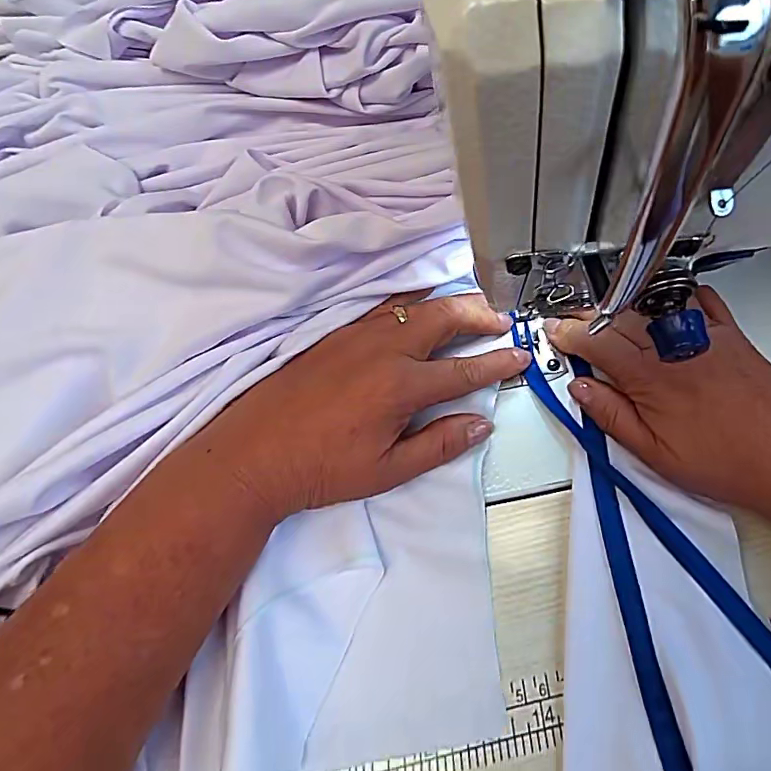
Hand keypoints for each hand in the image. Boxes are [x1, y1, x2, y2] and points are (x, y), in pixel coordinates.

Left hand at [194, 292, 531, 521]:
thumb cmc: (318, 468)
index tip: (517, 355)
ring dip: (446, 302)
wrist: (253, 453)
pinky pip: (382, 305)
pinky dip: (409, 300)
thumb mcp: (386, 470)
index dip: (496, 361)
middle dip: (478, 314)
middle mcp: (382, 350)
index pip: (463, 369)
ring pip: (413, 304)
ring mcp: (356, 334)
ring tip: (467, 307)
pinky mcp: (335, 331)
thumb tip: (478, 425)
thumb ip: (438, 444)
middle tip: (498, 321)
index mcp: (399, 387)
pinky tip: (415, 307)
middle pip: (443, 316)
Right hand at [546, 287, 770, 521]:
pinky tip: (670, 302)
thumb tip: (582, 390)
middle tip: (575, 326)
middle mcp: (674, 347)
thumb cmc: (731, 462)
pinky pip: (700, 301)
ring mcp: (704, 337)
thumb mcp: (657, 454)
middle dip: (590, 318)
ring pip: (653, 305)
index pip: (596, 342)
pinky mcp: (731, 336)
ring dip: (626, 306)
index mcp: (651, 377)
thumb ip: (613, 417)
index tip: (556, 332)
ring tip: (612, 317)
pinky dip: (679, 296)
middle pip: (619, 318)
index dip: (569, 334)